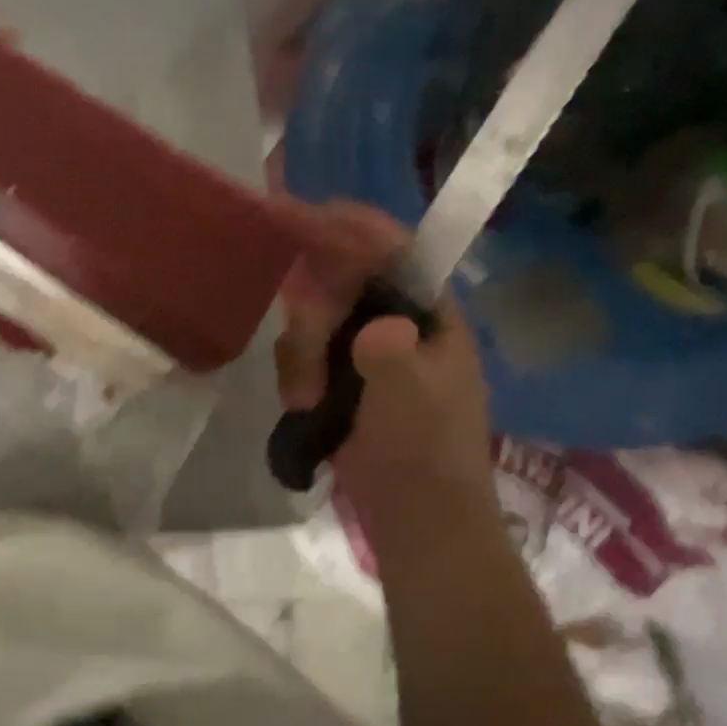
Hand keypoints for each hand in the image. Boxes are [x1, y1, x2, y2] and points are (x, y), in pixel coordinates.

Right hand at [275, 201, 492, 510]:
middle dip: (313, 313)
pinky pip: (299, 348)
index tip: (305, 211)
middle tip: (308, 354)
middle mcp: (395, 318)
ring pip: (311, 315)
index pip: (394, 250)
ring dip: (301, 351)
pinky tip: (303, 403)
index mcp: (430, 314)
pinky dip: (295, 372)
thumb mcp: (415, 402)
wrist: (414, 514)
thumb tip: (378, 328)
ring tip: (308, 397)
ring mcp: (362, 345)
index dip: (353, 225)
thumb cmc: (427, 452)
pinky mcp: (336, 370)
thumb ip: (394, 359)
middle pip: (339, 279)